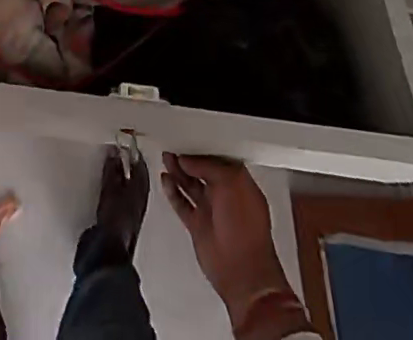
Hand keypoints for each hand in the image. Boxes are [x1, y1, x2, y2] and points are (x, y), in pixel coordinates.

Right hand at [160, 153, 312, 339]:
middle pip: (202, 171)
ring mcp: (212, 212)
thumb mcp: (231, 184)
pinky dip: (172, 191)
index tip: (189, 141)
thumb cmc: (247, 231)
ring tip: (166, 157)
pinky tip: (166, 180)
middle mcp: (226, 197)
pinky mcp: (198, 226)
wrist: (241, 270)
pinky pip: (181, 203)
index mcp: (240, 185)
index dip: (204, 150)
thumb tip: (189, 160)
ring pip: (190, 185)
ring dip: (177, 171)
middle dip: (188, 159)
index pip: (219, 160)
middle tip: (174, 147)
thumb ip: (208, 167)